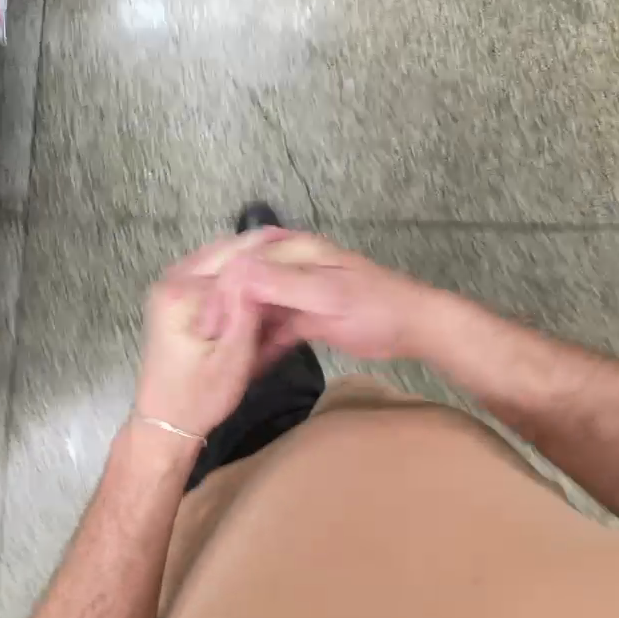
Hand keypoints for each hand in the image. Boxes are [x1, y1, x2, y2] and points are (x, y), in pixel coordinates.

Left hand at [133, 231, 288, 436]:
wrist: (164, 422)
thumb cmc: (200, 398)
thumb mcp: (233, 360)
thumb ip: (247, 312)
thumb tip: (264, 267)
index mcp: (182, 292)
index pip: (234, 257)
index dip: (270, 250)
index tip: (302, 247)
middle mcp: (171, 279)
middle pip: (225, 249)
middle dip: (262, 246)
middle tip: (300, 245)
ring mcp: (170, 284)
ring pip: (220, 256)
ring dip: (251, 256)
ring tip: (288, 256)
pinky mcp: (176, 294)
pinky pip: (212, 269)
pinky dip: (237, 269)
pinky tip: (262, 275)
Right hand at [221, 233, 447, 361]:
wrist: (413, 327)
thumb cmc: (374, 305)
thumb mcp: (327, 294)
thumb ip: (282, 283)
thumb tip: (232, 274)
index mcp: (293, 249)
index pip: (241, 262)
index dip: (219, 291)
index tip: (206, 324)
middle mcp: (289, 265)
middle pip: (243, 284)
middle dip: (223, 311)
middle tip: (204, 344)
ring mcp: (296, 290)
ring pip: (255, 308)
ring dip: (239, 330)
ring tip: (217, 359)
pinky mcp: (304, 315)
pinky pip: (272, 328)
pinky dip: (259, 345)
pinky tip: (244, 368)